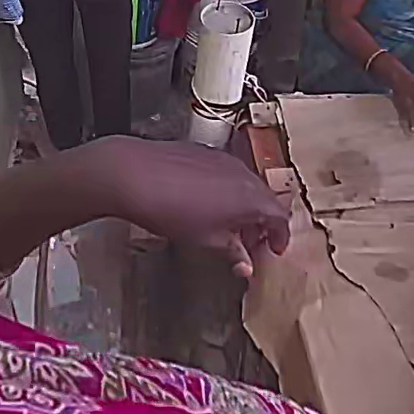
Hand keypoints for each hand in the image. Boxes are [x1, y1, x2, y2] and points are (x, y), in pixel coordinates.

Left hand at [52, 136, 289, 278]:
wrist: (134, 173)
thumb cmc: (170, 209)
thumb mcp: (205, 238)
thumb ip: (232, 249)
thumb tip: (246, 264)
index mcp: (250, 195)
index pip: (279, 216)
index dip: (279, 235)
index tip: (273, 249)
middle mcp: (241, 171)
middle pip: (264, 198)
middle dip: (261, 222)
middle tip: (249, 244)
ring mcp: (221, 157)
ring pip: (244, 183)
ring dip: (243, 205)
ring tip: (226, 227)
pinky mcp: (201, 150)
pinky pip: (224, 171)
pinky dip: (226, 189)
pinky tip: (206, 204)